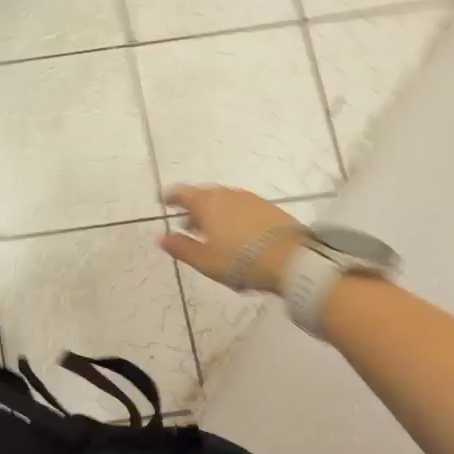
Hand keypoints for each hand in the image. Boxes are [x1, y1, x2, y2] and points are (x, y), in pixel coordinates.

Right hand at [160, 185, 304, 293]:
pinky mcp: (270, 209)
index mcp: (207, 204)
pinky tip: (238, 232)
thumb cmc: (241, 261)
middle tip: (188, 224)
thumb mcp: (205, 260)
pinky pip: (243, 207)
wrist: (293, 261)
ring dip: (215, 212)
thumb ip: (181, 248)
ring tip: (214, 231)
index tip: (164, 202)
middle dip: (194, 208)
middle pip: (204, 195)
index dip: (171, 197)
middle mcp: (227, 195)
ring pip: (225, 201)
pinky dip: (234, 215)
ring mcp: (251, 200)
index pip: (182, 193)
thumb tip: (161, 238)